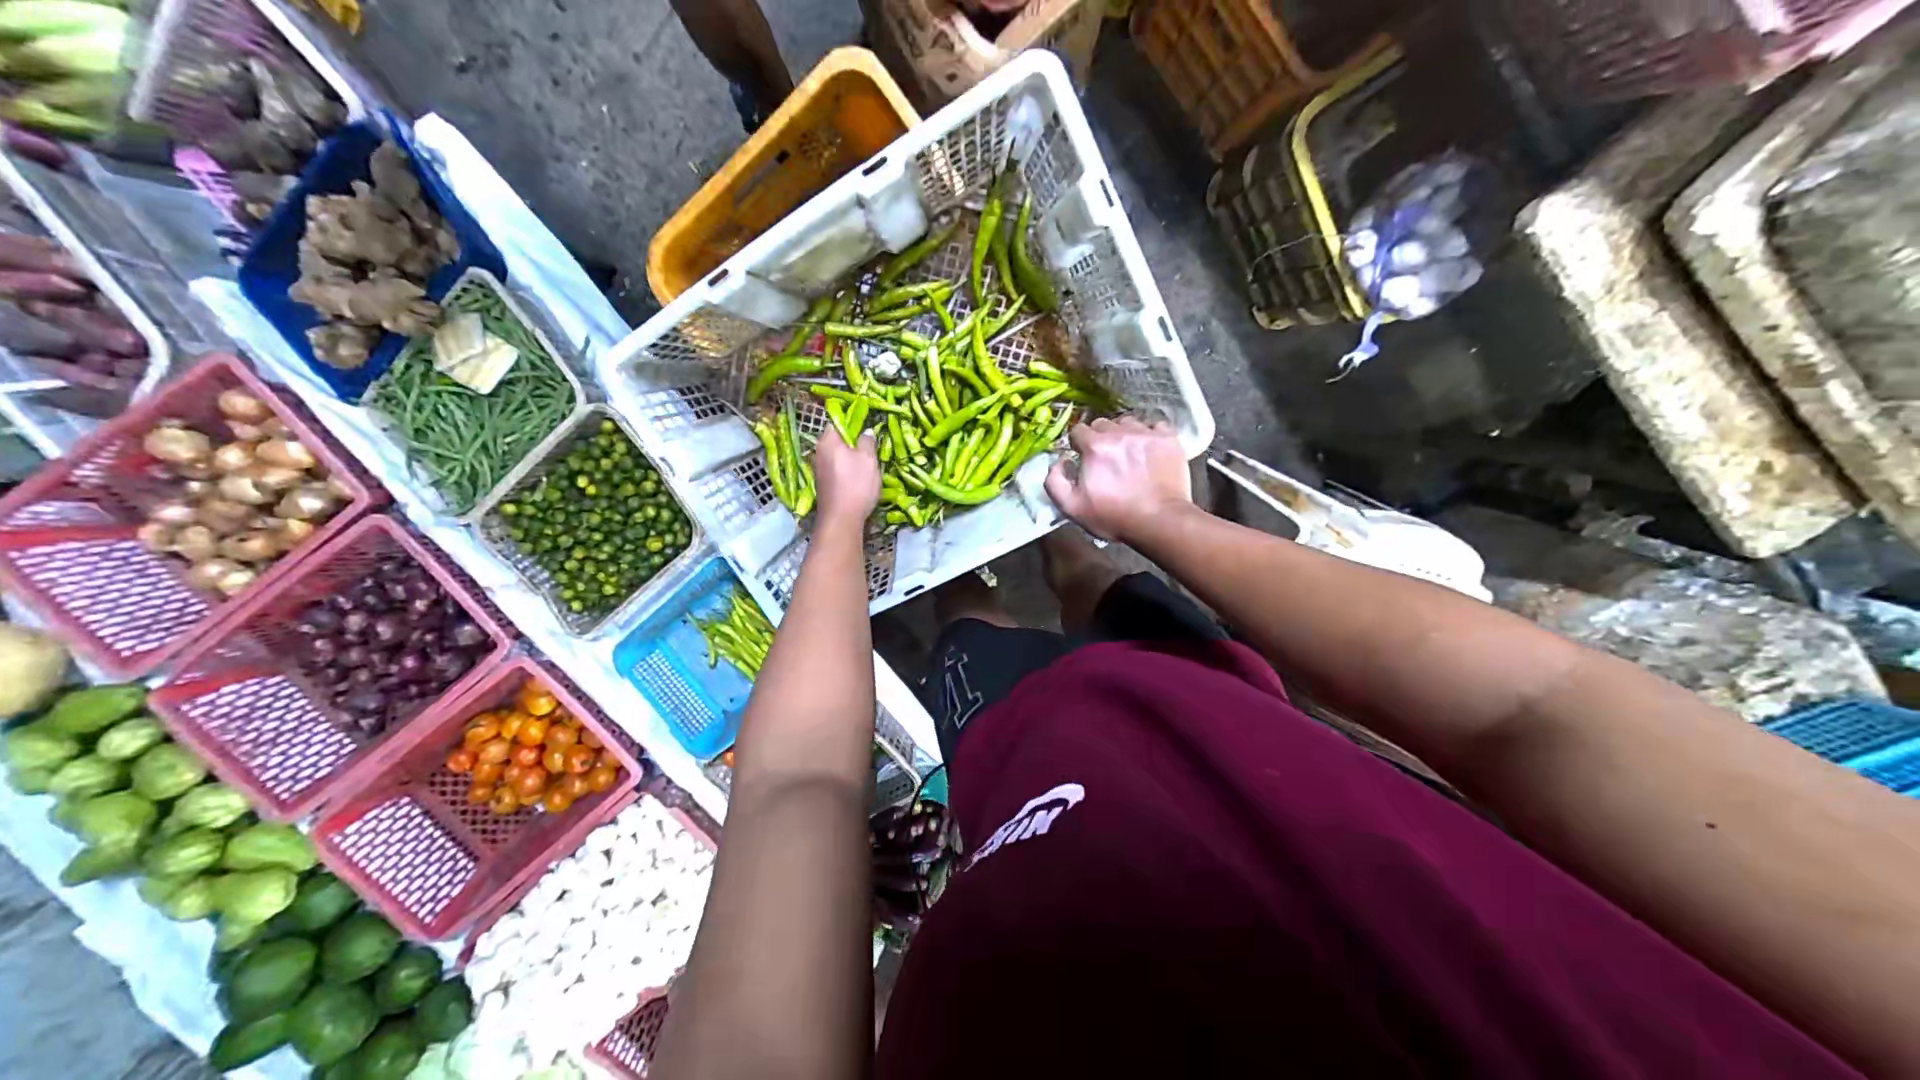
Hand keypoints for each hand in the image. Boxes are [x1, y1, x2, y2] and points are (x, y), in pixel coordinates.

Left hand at [813, 427, 879, 529]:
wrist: (841, 519)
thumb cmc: (855, 484)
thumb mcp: (868, 459)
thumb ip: (867, 442)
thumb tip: (866, 432)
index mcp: (828, 441)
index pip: (837, 421)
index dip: (852, 421)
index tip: (866, 426)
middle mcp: (819, 452)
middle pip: (837, 439)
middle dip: (853, 441)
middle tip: (870, 446)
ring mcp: (820, 469)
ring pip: (838, 455)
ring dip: (851, 457)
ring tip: (868, 463)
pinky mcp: (824, 483)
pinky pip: (837, 468)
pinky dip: (847, 469)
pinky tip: (859, 478)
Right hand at [1045, 417, 1190, 542]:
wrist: (1160, 521)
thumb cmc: (1114, 517)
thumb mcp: (1072, 508)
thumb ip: (1054, 482)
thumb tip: (1059, 461)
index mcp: (1094, 446)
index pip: (1078, 430)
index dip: (1078, 444)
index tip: (1083, 456)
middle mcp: (1119, 432)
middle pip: (1103, 424)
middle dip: (1100, 438)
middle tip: (1106, 458)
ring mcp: (1146, 433)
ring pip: (1128, 422)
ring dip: (1124, 434)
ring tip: (1129, 454)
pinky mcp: (1168, 438)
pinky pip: (1155, 426)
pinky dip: (1150, 434)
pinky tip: (1149, 450)